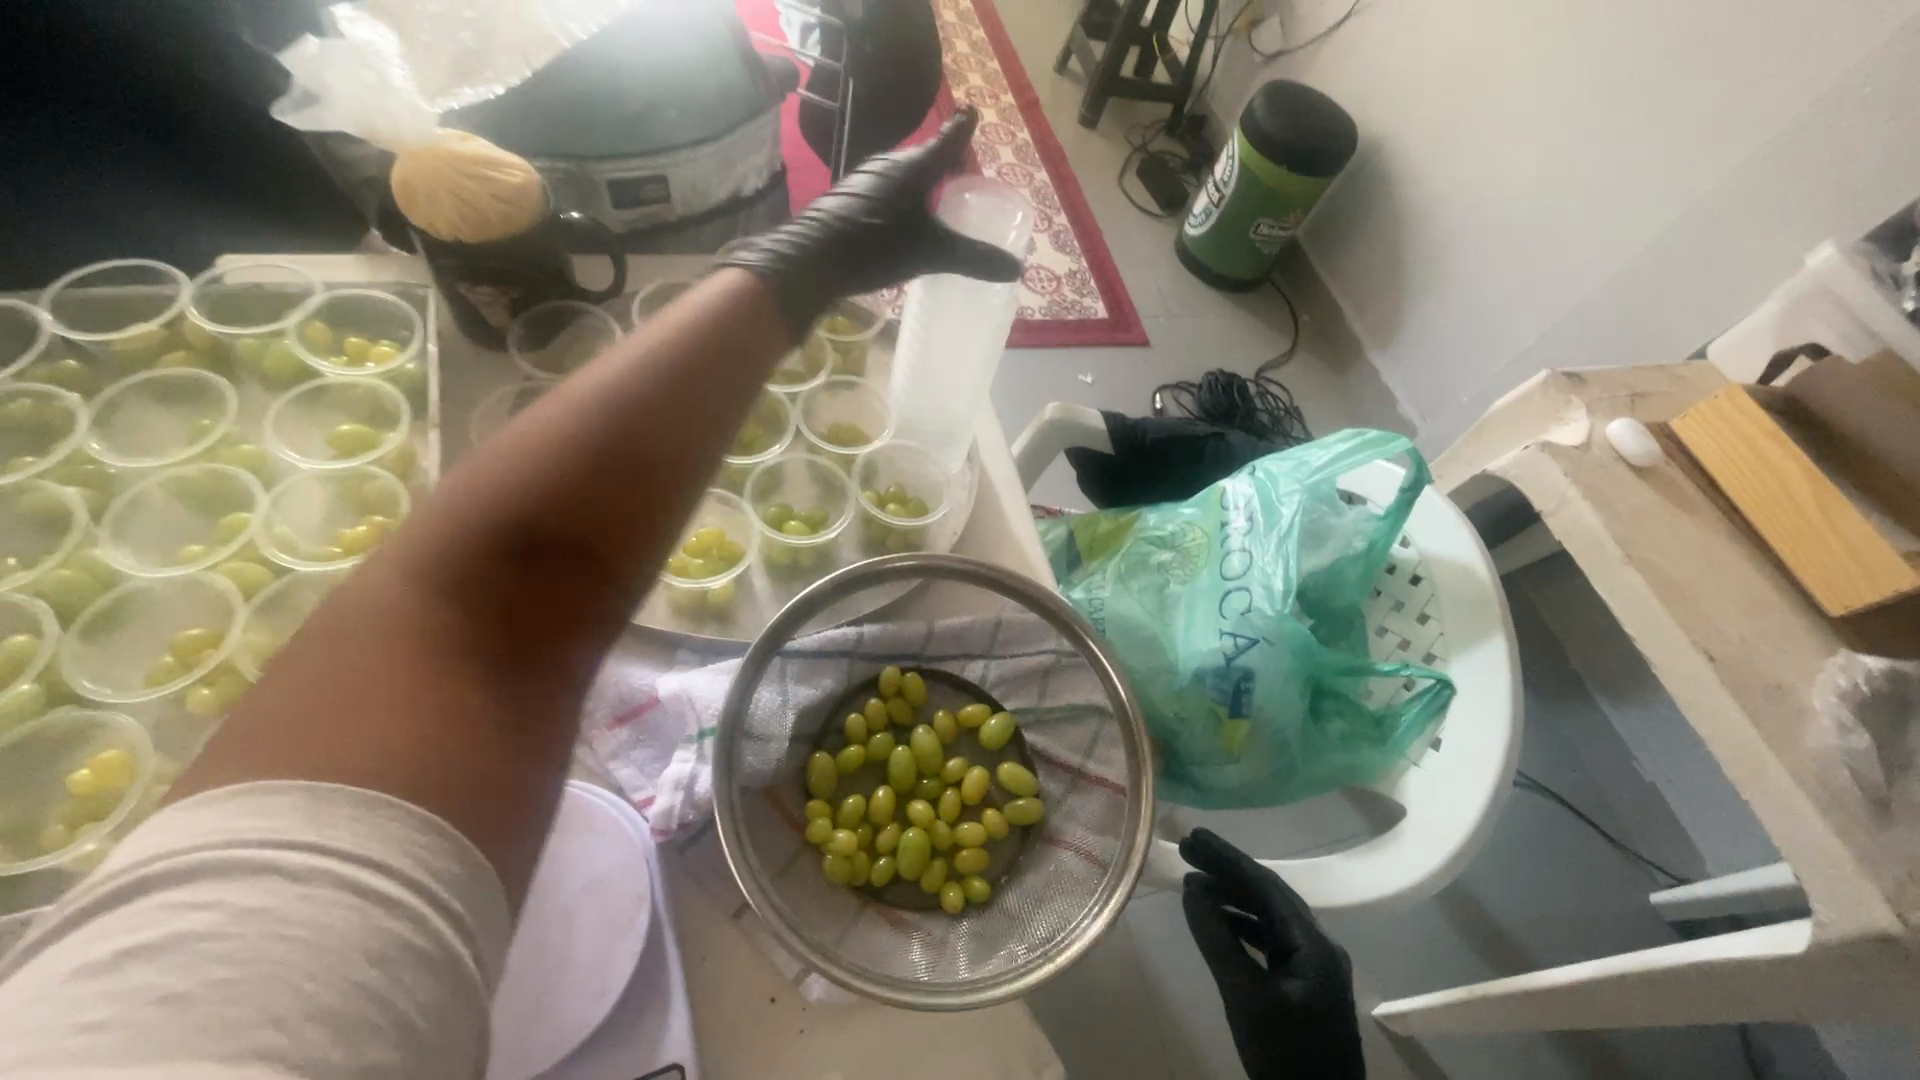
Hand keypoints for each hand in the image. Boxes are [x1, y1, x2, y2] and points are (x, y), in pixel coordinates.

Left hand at [717, 106, 1024, 335]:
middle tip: (961, 172)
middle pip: (924, 157)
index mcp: (914, 167)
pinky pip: (885, 193)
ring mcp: (865, 181)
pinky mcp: (848, 200)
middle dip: (943, 162)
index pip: (947, 140)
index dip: (962, 129)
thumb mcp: (931, 254)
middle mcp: (889, 165)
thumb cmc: (876, 246)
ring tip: (935, 200)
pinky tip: (901, 222)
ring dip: (920, 184)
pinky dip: (900, 201)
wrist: (812, 259)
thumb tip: (1016, 268)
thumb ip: (972, 259)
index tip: (972, 114)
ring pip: (902, 175)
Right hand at [1180, 828, 1364, 1079]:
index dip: (1227, 858)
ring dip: (1233, 897)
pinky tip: (1218, 923)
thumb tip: (1192, 887)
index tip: (1192, 836)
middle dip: (1228, 870)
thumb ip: (1217, 939)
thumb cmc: (1284, 1055)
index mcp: (1314, 944)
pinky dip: (1241, 926)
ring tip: (1194, 882)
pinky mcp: (1304, 988)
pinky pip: (1270, 941)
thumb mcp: (1245, 996)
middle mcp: (1319, 947)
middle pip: (1270, 896)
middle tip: (1187, 848)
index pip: (1266, 886)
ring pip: (1269, 918)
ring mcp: (1314, 968)